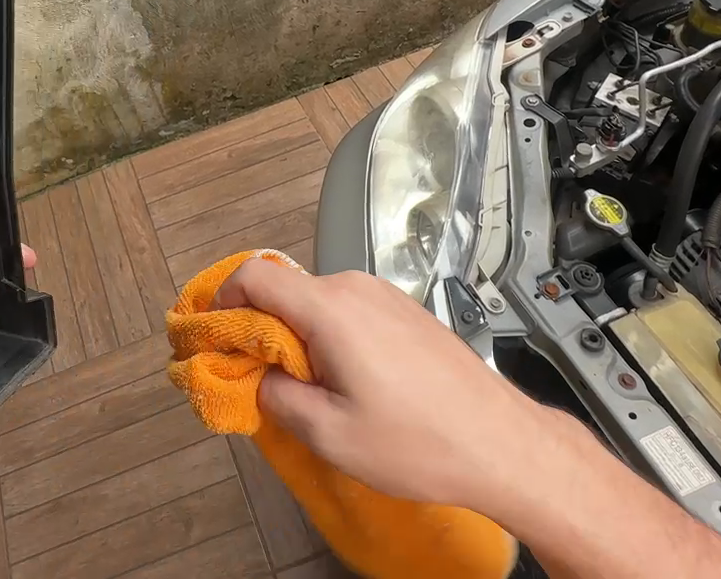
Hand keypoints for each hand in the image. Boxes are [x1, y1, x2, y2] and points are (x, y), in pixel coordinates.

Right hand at [215, 261, 568, 512]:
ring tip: (317, 388)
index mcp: (330, 309)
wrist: (504, 444)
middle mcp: (354, 287)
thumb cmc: (419, 442)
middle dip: (262, 328)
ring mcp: (383, 293)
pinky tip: (353, 379)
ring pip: (315, 300)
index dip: (223, 299)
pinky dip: (330, 333)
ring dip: (299, 334)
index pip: (255, 276)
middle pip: (284, 290)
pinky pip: (347, 307)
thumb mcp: (330, 434)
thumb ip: (276, 397)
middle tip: (265, 378)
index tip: (216, 333)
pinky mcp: (403, 307)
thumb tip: (256, 376)